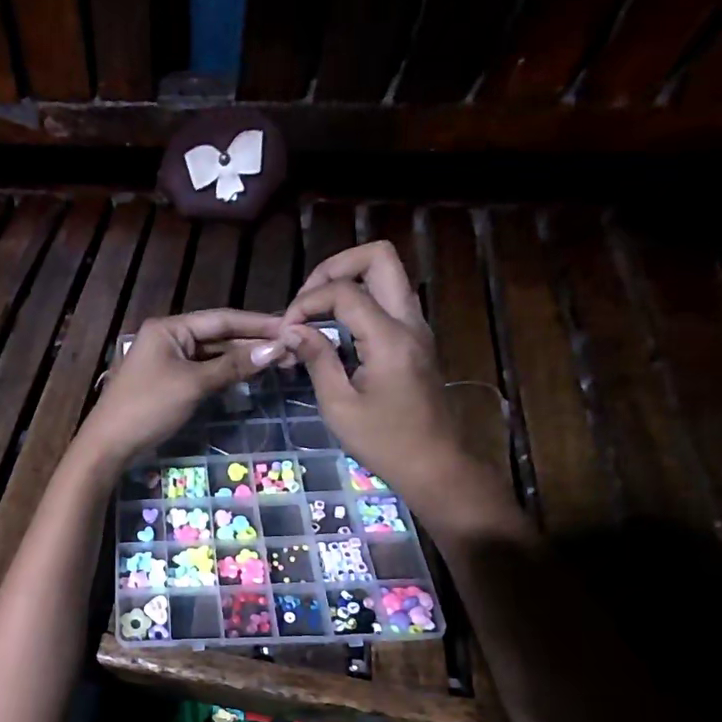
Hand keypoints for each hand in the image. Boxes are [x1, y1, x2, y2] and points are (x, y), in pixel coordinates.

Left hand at [74, 309, 282, 469]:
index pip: (222, 319)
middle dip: (254, 342)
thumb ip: (233, 366)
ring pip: (213, 355)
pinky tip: (250, 375)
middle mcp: (169, 338)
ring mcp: (168, 360)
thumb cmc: (148, 408)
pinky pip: (204, 371)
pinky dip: (227, 373)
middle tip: (292, 349)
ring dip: (243, 359)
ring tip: (279, 361)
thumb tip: (274, 349)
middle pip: (219, 336)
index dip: (258, 324)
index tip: (290, 327)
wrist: (109, 445)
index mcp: (169, 328)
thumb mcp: (193, 384)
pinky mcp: (170, 382)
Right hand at [279, 243, 482, 510]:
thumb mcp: (339, 406)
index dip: (308, 302)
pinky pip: (390, 298)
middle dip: (336, 268)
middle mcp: (409, 321)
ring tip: (317, 311)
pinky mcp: (417, 339)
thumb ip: (317, 359)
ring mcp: (418, 327)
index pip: (344, 291)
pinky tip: (337, 329)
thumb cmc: (384, 442)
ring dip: (350, 281)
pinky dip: (361, 300)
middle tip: (308, 299)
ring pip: (388, 273)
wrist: (435, 464)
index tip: (286, 330)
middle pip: (379, 257)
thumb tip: (291, 330)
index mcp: (390, 338)